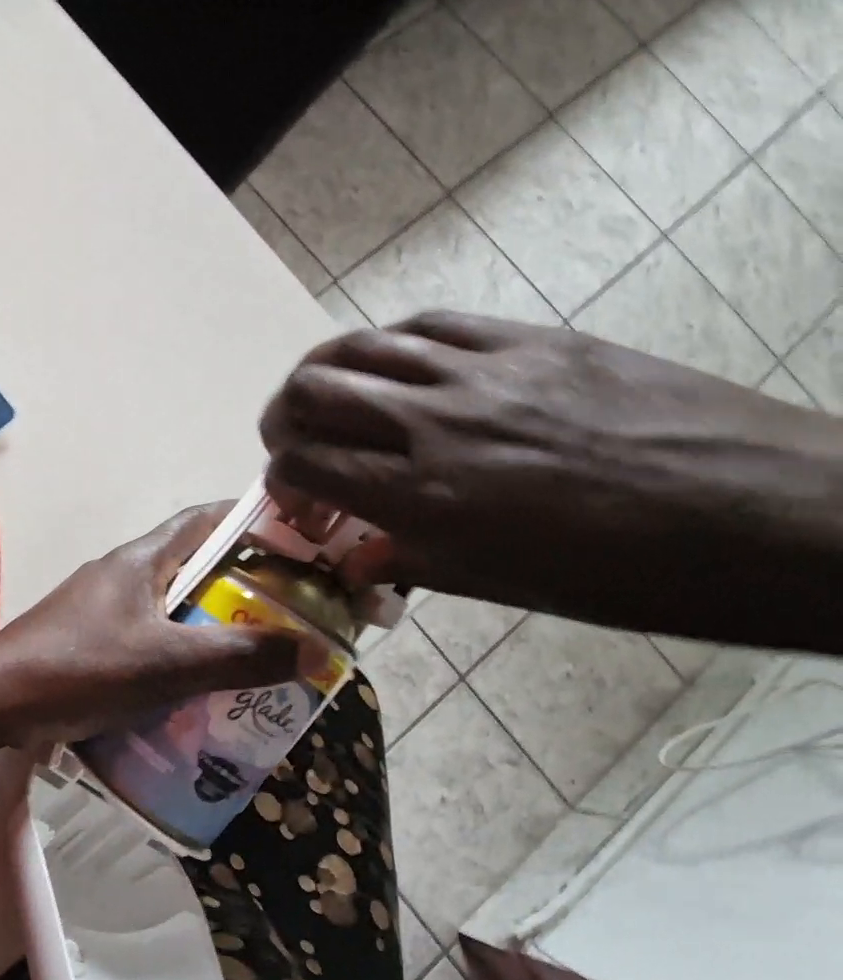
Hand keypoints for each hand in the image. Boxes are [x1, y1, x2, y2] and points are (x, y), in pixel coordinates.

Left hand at [0, 503, 310, 751]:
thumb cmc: (81, 668)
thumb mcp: (168, 663)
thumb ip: (240, 656)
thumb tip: (316, 648)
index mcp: (140, 559)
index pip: (205, 520)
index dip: (255, 523)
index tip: (305, 543)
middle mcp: (121, 575)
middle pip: (194, 569)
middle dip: (244, 591)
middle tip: (297, 620)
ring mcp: (100, 610)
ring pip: (172, 611)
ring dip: (213, 631)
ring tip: (262, 663)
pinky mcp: (87, 643)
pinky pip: (148, 642)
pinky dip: (180, 659)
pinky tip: (201, 692)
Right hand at [259, 312, 842, 646]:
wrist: (770, 516)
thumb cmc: (629, 576)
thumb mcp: (503, 585)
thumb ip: (414, 562)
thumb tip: (360, 559)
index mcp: (426, 497)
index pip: (304, 464)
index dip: (280, 477)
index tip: (293, 496)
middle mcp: (436, 426)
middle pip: (313, 393)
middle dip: (284, 418)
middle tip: (295, 440)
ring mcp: (485, 373)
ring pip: (359, 347)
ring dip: (324, 372)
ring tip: (327, 394)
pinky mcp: (533, 341)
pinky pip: (432, 325)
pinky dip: (393, 343)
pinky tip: (398, 364)